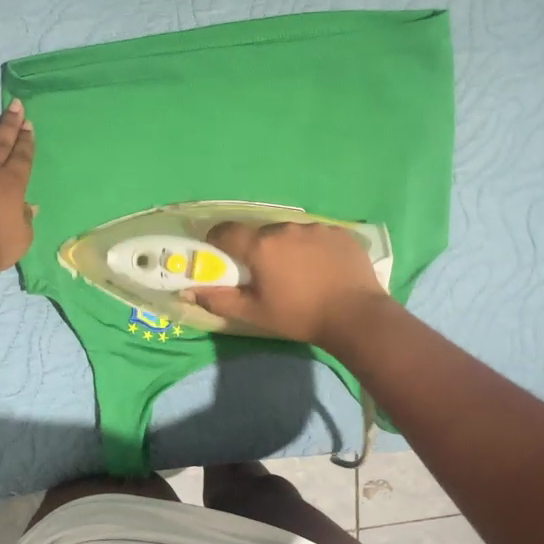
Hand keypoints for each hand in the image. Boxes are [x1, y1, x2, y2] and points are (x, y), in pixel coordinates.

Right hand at [183, 220, 396, 346]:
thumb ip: (219, 299)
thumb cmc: (298, 316)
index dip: (217, 240)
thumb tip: (188, 292)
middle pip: (261, 233)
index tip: (217, 251)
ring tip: (297, 274)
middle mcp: (286, 228)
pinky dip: (313, 249)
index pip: (227, 231)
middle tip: (264, 274)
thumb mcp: (254, 313)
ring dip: (286, 248)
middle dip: (257, 249)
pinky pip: (317, 236)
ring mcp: (316, 228)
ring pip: (290, 233)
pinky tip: (321, 270)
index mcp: (261, 246)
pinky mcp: (340, 233)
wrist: (355, 315)